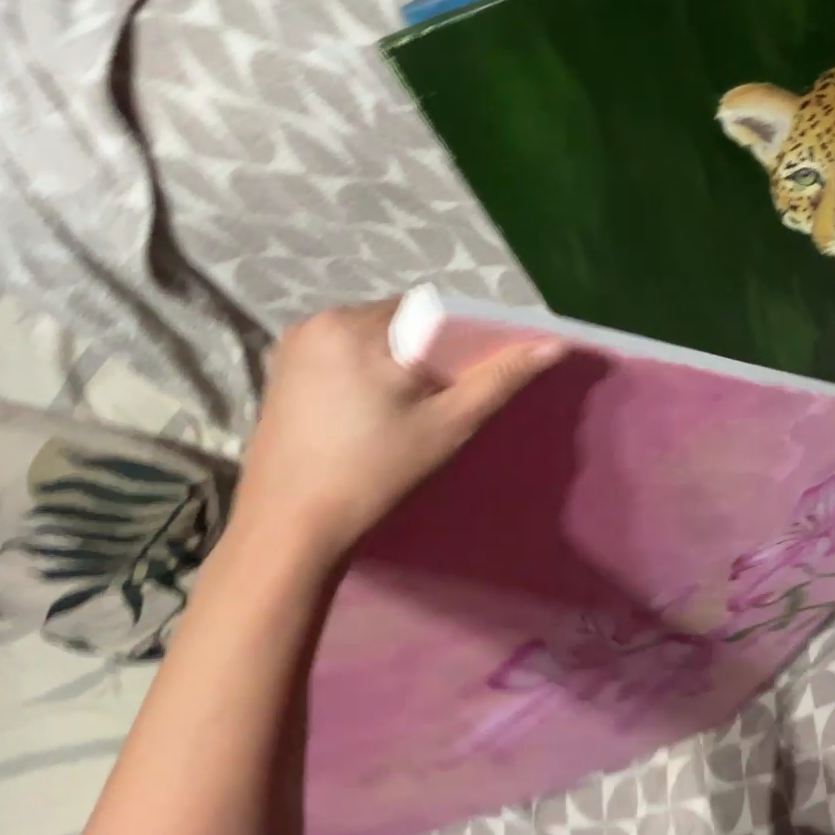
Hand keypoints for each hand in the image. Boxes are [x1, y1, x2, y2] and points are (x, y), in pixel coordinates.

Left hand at [232, 301, 564, 561]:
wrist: (289, 525)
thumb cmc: (374, 473)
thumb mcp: (448, 425)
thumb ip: (500, 379)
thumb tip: (554, 345)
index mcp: (358, 326)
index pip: (431, 309)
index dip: (462, 337)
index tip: (474, 375)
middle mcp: (320, 320)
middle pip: (401, 320)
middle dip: (428, 351)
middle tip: (443, 399)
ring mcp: (294, 342)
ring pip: (373, 335)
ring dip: (399, 360)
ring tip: (411, 408)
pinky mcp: (281, 367)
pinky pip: (344, 350)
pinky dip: (369, 369)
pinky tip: (373, 411)